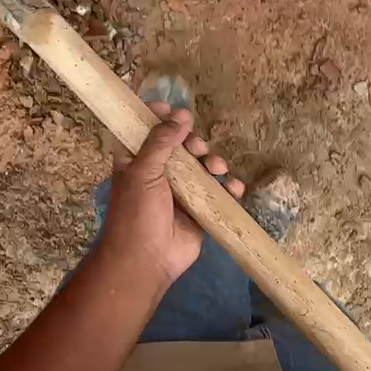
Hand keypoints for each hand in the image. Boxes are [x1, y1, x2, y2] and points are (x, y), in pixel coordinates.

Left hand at [95, 103, 243, 292]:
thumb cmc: (136, 213)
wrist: (146, 260)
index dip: (159, 117)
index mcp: (137, 161)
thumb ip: (161, 142)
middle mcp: (159, 173)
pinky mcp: (200, 211)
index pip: (146, 130)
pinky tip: (233, 188)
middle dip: (194, 142)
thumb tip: (181, 115)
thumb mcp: (143, 172)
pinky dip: (228, 188)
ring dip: (213, 162)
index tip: (174, 110)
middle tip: (198, 148)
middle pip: (181, 146)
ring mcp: (181, 192)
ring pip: (203, 167)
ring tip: (217, 168)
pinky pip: (218, 193)